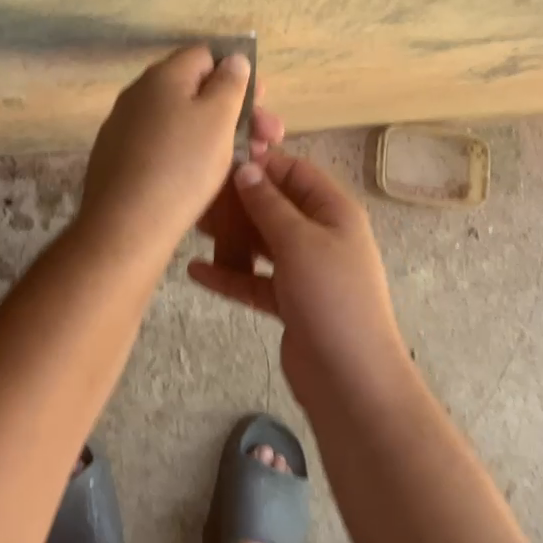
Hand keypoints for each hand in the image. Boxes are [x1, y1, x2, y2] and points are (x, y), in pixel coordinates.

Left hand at [76, 45, 266, 253]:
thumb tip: (233, 59)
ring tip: (244, 162)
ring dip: (214, 135)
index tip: (260, 102)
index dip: (236, 73)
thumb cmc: (181, 166)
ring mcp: (124, 127)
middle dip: (234, 111)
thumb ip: (230, 84)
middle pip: (194, 90)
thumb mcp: (218, 119)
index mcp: (162, 75)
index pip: (205, 55)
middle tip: (266, 139)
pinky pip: (161, 145)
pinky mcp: (118, 158)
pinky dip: (186, 154)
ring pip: (179, 121)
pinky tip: (204, 178)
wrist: (125, 226)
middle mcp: (138, 94)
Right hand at [189, 148, 409, 410]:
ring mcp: (306, 270)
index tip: (221, 162)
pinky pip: (255, 279)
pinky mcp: (290, 302)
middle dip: (240, 200)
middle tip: (197, 195)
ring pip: (263, 242)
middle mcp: (321, 235)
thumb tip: (245, 168)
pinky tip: (195, 271)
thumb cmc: (331, 297)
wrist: (351, 380)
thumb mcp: (298, 241)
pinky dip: (230, 274)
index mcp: (334, 211)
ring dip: (231, 234)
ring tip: (191, 226)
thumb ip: (268, 204)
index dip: (262, 163)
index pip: (296, 171)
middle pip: (276, 206)